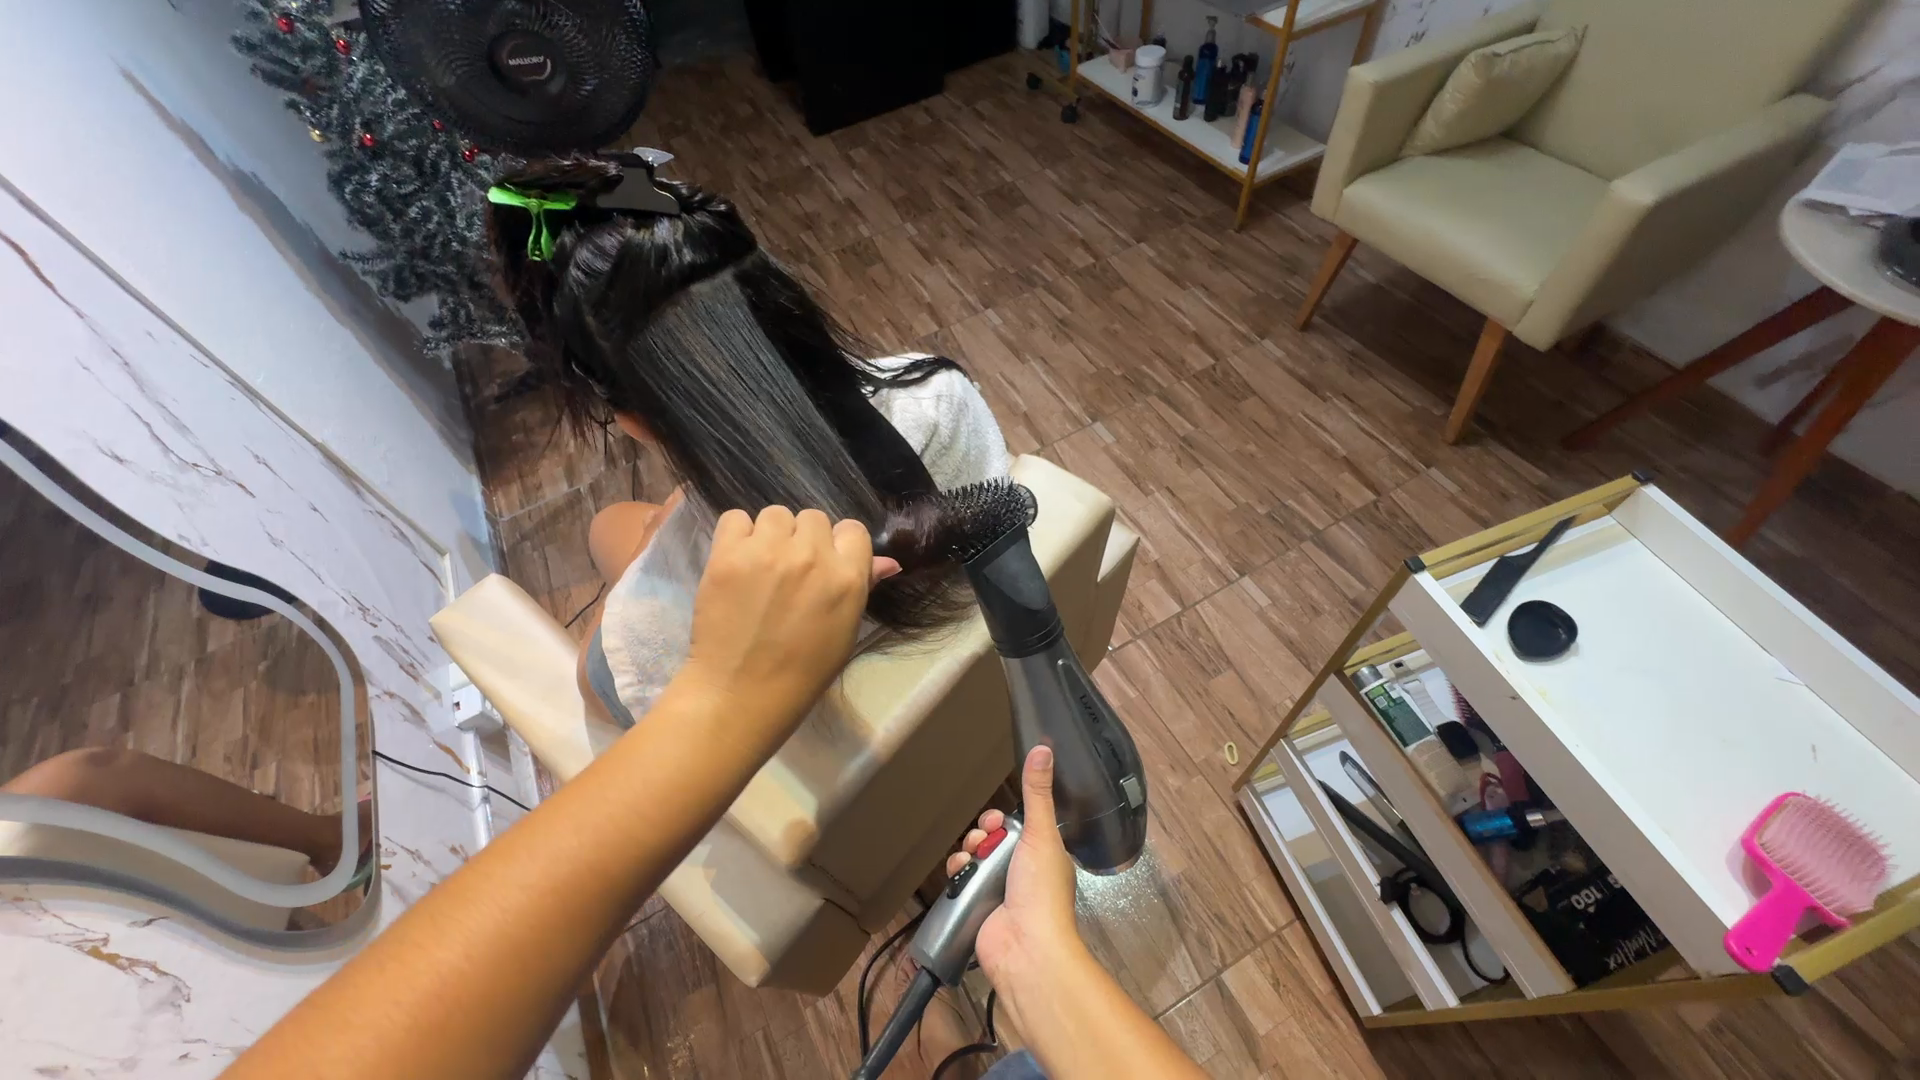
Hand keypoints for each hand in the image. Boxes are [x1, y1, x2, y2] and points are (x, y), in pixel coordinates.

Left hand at [675, 507, 879, 743]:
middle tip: (790, 571)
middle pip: (813, 518)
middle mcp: (812, 555)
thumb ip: (864, 586)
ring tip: (761, 566)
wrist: (741, 692)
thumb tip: (889, 562)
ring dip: (771, 535)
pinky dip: (737, 534)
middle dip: (804, 539)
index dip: (839, 545)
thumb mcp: (845, 630)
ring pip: (775, 514)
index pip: (853, 529)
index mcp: (847, 577)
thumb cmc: (803, 670)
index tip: (824, 565)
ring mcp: (767, 551)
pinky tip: (738, 561)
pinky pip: (735, 518)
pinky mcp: (727, 554)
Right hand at [945, 746, 1085, 1001]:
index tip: (995, 821)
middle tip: (981, 842)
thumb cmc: (1039, 889)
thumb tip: (1044, 747)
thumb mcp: (1040, 834)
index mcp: (1042, 854)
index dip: (1001, 820)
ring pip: (973, 859)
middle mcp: (1021, 872)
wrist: (1026, 949)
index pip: (1015, 826)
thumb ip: (1037, 793)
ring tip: (968, 862)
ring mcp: (998, 893)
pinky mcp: (977, 908)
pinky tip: (958, 877)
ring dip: (966, 854)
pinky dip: (957, 877)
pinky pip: (961, 883)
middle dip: (980, 836)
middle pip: (990, 840)